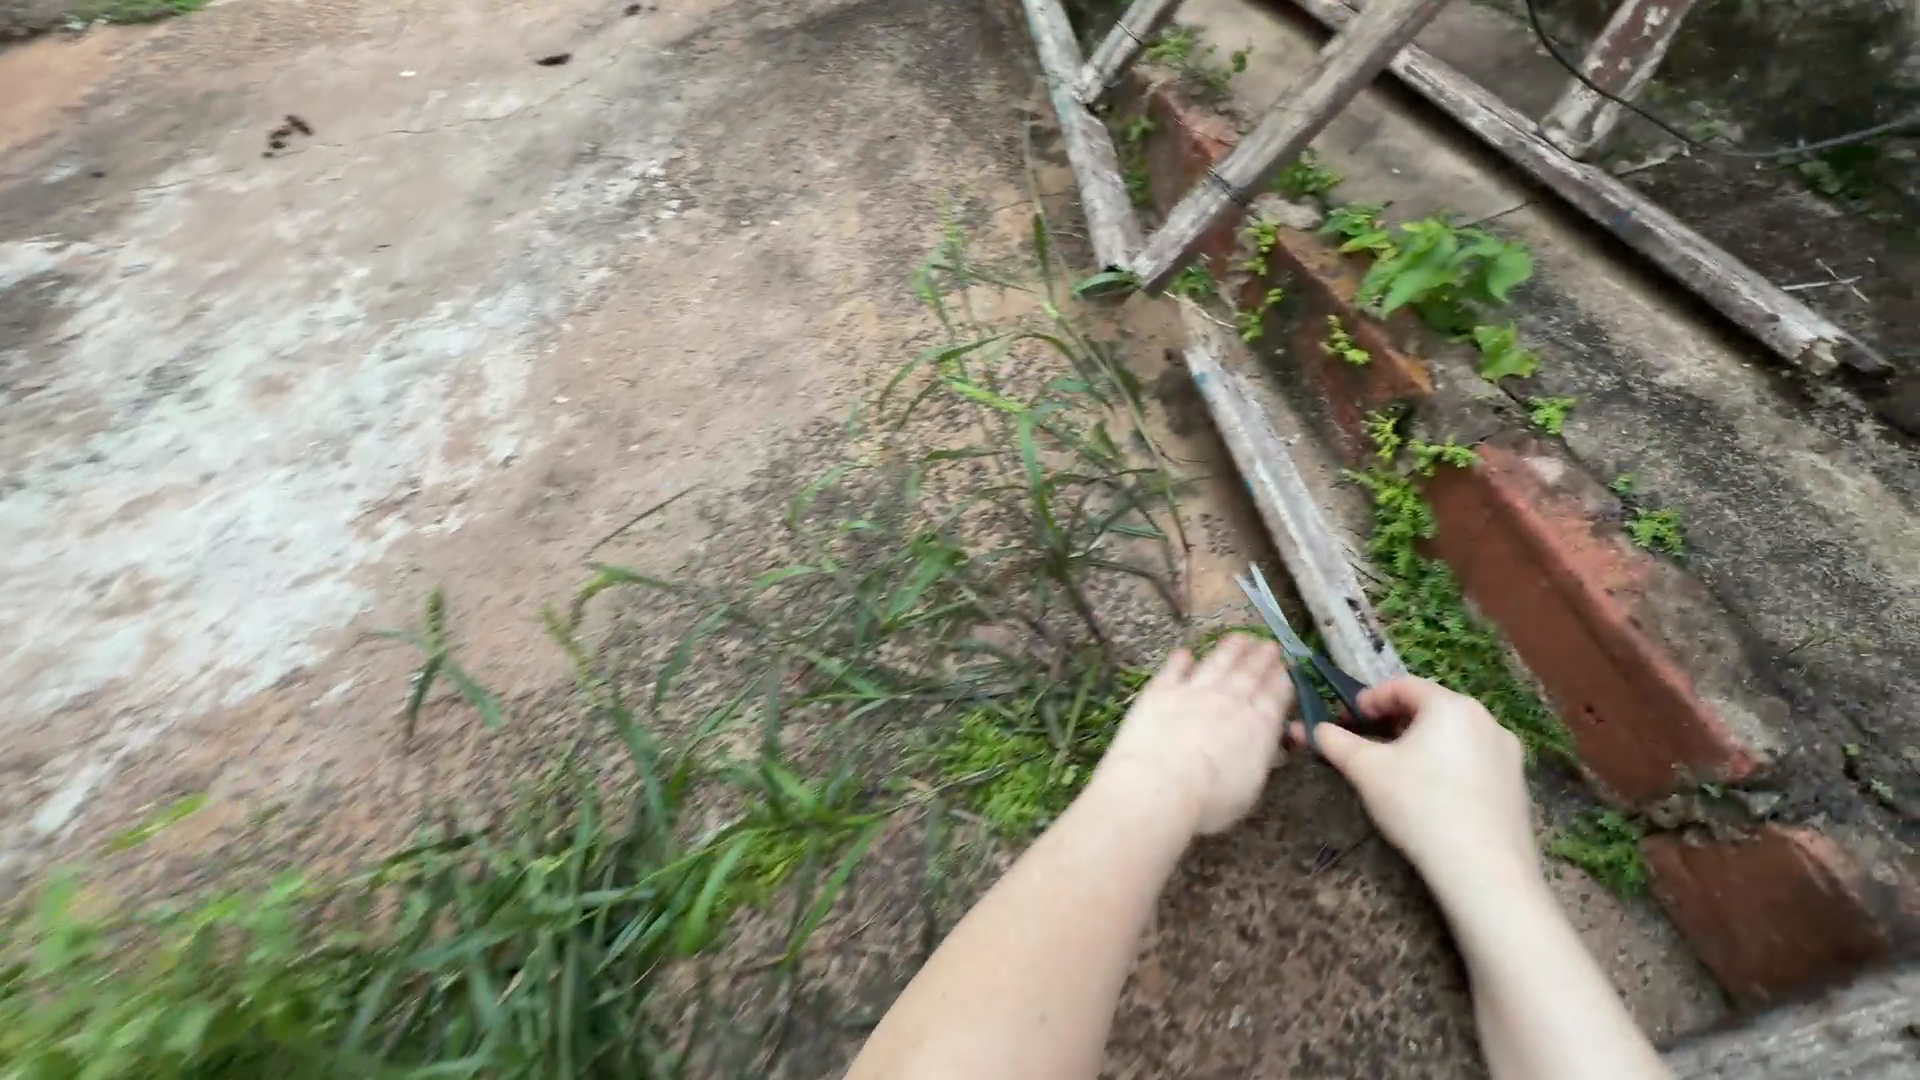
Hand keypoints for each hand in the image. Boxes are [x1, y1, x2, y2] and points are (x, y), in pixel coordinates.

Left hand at [1095, 635, 1292, 835]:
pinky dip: (1182, 659)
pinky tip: (1186, 652)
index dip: (1281, 679)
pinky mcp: (1160, 690)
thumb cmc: (1209, 800)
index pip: (1275, 695)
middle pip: (1249, 673)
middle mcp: (1229, 701)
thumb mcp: (1250, 788)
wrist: (1159, 784)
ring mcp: (1193, 691)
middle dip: (1261, 657)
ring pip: (1217, 662)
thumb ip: (1259, 760)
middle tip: (1269, 643)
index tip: (1285, 666)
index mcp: (1258, 726)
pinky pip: (1174, 669)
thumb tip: (1267, 746)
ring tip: (1240, 637)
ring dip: (1230, 649)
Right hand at [1311, 676, 1538, 891]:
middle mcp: (1485, 719)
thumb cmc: (1419, 805)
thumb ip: (1334, 741)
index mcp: (1450, 706)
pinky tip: (1430, 790)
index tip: (1350, 717)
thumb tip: (1314, 729)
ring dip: (1420, 739)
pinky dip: (1446, 760)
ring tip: (1396, 766)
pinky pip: (1472, 756)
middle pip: (1429, 706)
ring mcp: (1507, 752)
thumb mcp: (1364, 769)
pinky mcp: (1517, 782)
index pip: (1402, 685)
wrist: (1484, 870)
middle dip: (1394, 719)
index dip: (1370, 697)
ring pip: (1452, 732)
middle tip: (1369, 740)